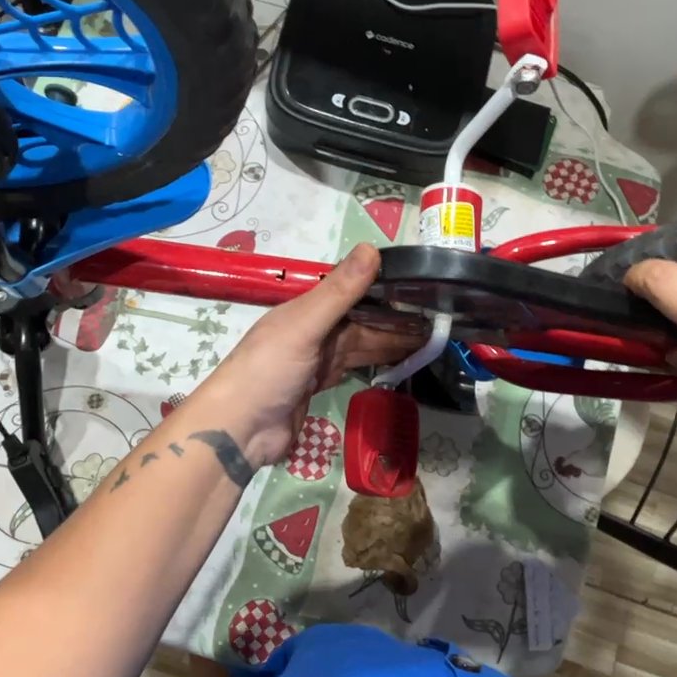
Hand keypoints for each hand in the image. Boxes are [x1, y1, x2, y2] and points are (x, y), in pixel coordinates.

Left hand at [192, 244, 422, 464]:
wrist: (240, 429)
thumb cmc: (268, 371)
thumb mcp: (304, 326)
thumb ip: (339, 291)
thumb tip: (372, 247)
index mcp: (304, 310)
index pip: (351, 293)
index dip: (384, 291)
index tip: (422, 291)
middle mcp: (310, 332)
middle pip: (359, 322)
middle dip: (393, 322)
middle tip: (436, 322)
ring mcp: (313, 362)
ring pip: (358, 346)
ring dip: (388, 343)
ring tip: (426, 341)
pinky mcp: (316, 389)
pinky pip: (350, 370)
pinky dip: (372, 365)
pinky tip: (394, 363)